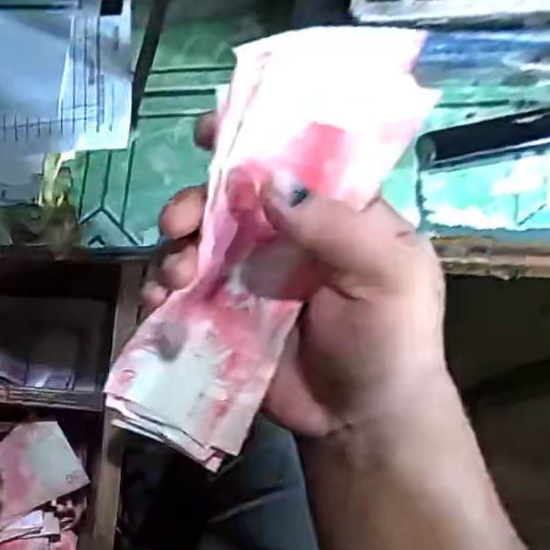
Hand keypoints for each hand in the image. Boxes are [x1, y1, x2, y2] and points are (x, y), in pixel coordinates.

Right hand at [148, 114, 450, 439]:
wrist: (358, 419)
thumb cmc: (390, 341)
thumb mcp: (386, 273)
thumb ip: (335, 224)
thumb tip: (267, 181)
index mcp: (329, 216)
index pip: (286, 162)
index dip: (247, 140)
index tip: (207, 130)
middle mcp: (282, 242)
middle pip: (225, 207)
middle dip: (192, 206)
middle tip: (176, 222)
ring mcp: (247, 284)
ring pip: (197, 250)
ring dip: (175, 254)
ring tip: (176, 277)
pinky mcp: (222, 323)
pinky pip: (184, 300)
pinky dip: (163, 296)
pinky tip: (159, 303)